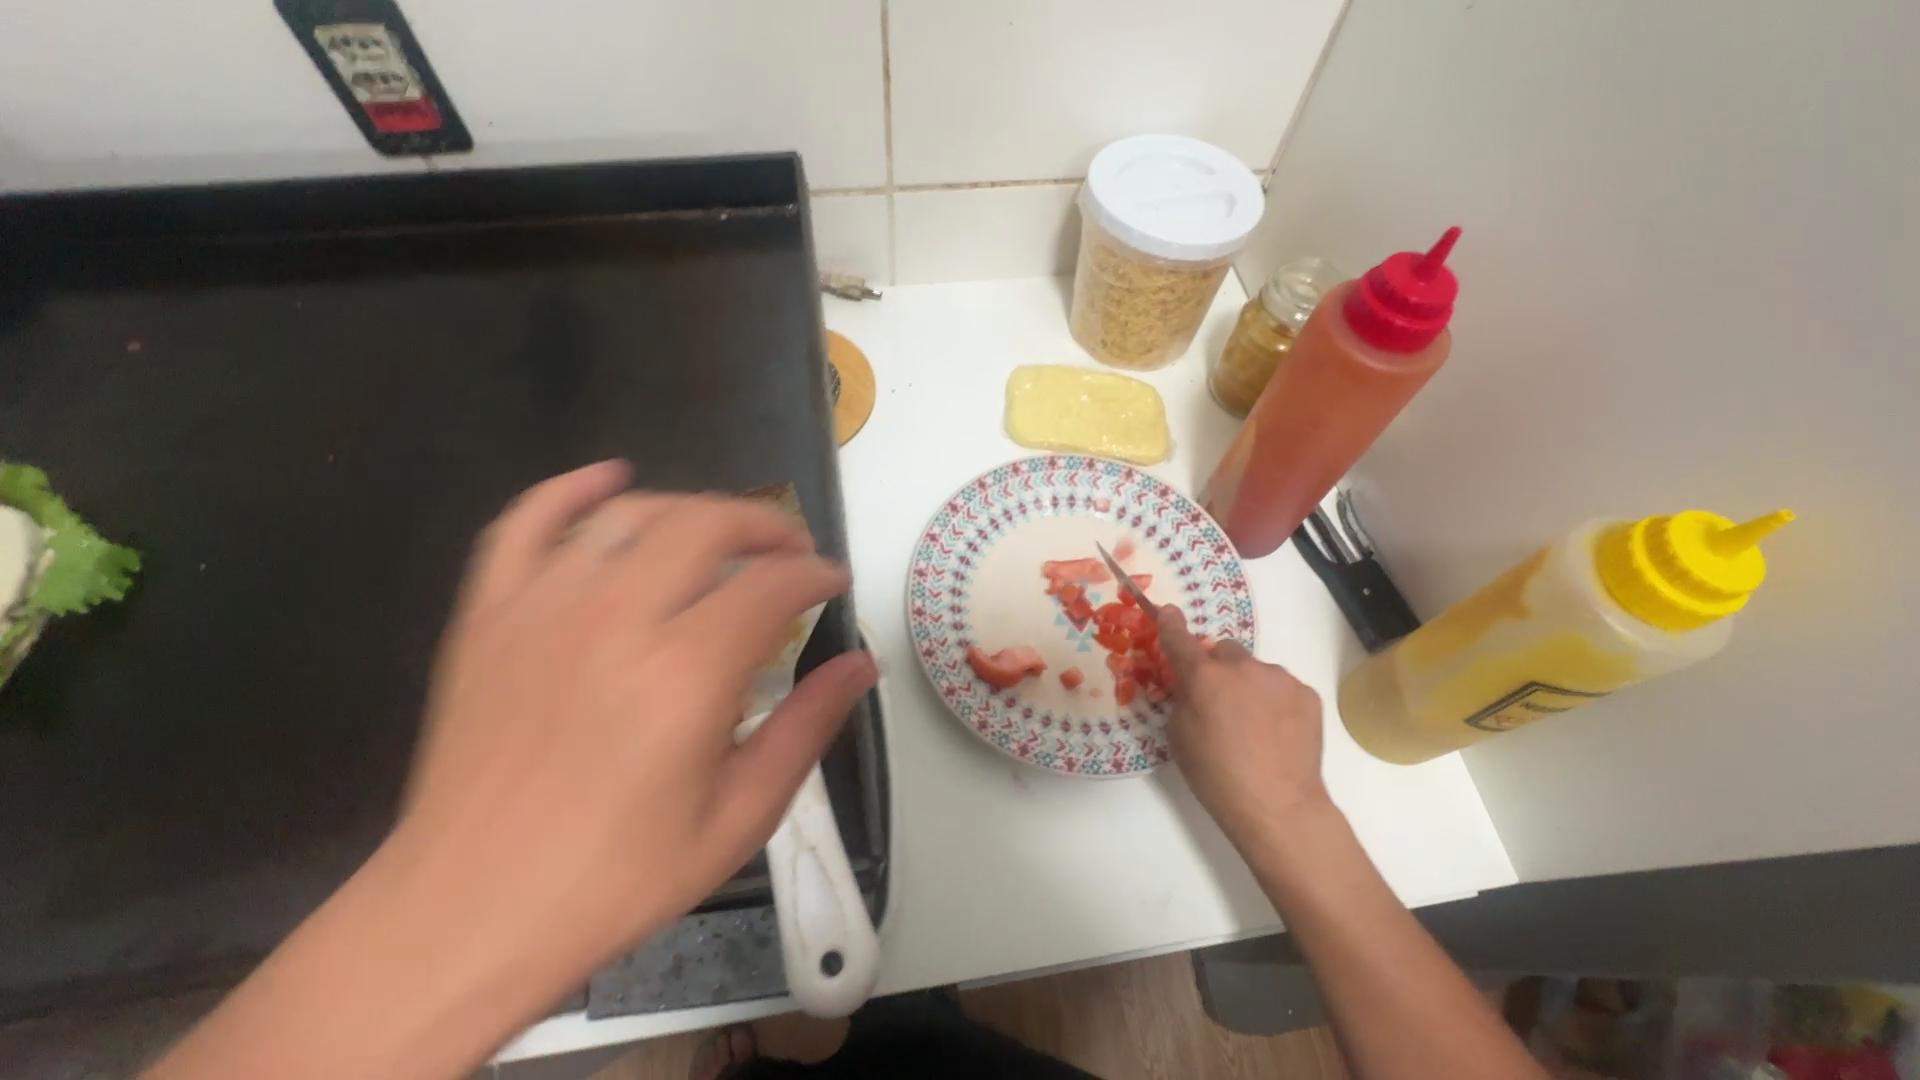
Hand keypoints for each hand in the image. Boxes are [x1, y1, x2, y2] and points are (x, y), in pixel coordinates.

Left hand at [394, 461, 877, 994]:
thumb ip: (807, 727)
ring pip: (631, 513)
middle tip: (790, 553)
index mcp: (686, 673)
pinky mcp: (487, 615)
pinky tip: (611, 480)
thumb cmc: (617, 878)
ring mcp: (542, 608)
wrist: (469, 912)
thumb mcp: (739, 817)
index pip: (772, 583)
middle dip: (765, 526)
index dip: (815, 573)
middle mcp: (616, 619)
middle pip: (707, 525)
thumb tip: (860, 664)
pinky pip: (526, 522)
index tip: (832, 584)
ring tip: (721, 537)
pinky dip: (571, 490)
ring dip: (691, 510)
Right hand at [1157, 606, 1328, 847]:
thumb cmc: (1216, 776)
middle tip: (1220, 702)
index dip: (1171, 625)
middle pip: (1224, 651)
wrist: (1278, 805)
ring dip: (1249, 686)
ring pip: (1256, 670)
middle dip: (1218, 668)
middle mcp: (1242, 668)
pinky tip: (1276, 733)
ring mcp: (1279, 679)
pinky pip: (1282, 688)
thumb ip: (1183, 700)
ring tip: (1254, 726)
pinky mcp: (1307, 694)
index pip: (1180, 640)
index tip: (1168, 613)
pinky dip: (1275, 702)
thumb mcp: (1180, 737)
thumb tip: (1193, 686)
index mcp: (1204, 678)